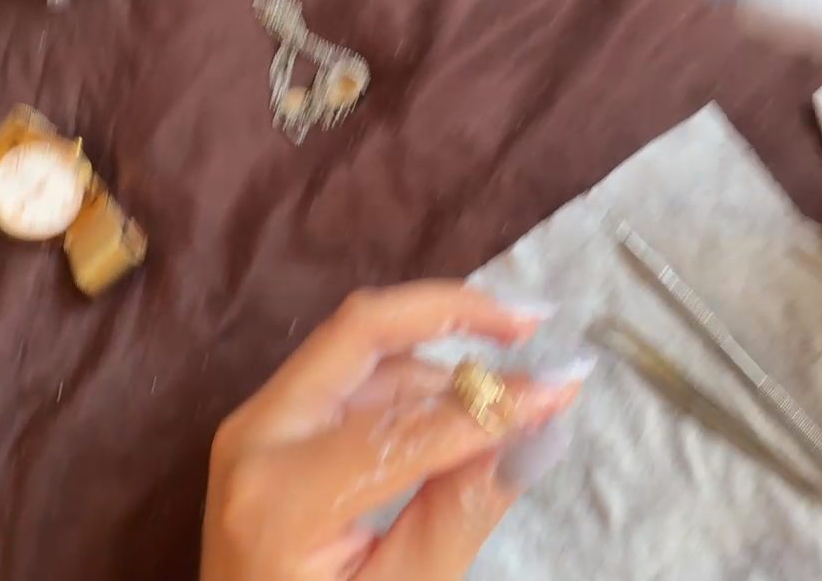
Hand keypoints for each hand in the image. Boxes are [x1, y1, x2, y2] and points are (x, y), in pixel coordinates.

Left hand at [201, 282, 584, 580]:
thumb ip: (463, 510)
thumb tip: (537, 426)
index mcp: (280, 496)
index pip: (407, 427)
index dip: (492, 404)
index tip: (564, 383)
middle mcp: (257, 431)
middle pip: (363, 329)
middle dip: (452, 310)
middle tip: (529, 317)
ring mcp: (258, 417)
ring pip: (362, 346)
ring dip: (437, 350)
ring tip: (505, 388)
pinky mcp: (271, 417)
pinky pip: (351, 370)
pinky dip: (411, 372)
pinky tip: (455, 405)